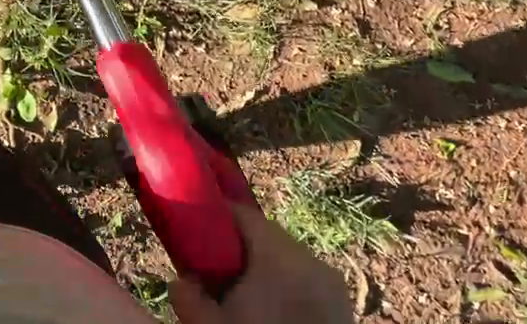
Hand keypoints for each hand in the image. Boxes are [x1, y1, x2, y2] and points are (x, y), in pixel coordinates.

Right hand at [171, 207, 354, 323]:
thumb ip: (188, 296)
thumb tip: (182, 281)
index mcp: (280, 256)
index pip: (241, 213)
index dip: (213, 218)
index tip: (193, 233)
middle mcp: (311, 262)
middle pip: (265, 235)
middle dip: (237, 248)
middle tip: (214, 272)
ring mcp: (333, 287)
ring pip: (286, 260)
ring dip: (262, 270)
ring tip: (242, 298)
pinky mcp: (344, 310)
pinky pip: (305, 283)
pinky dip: (285, 289)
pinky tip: (268, 313)